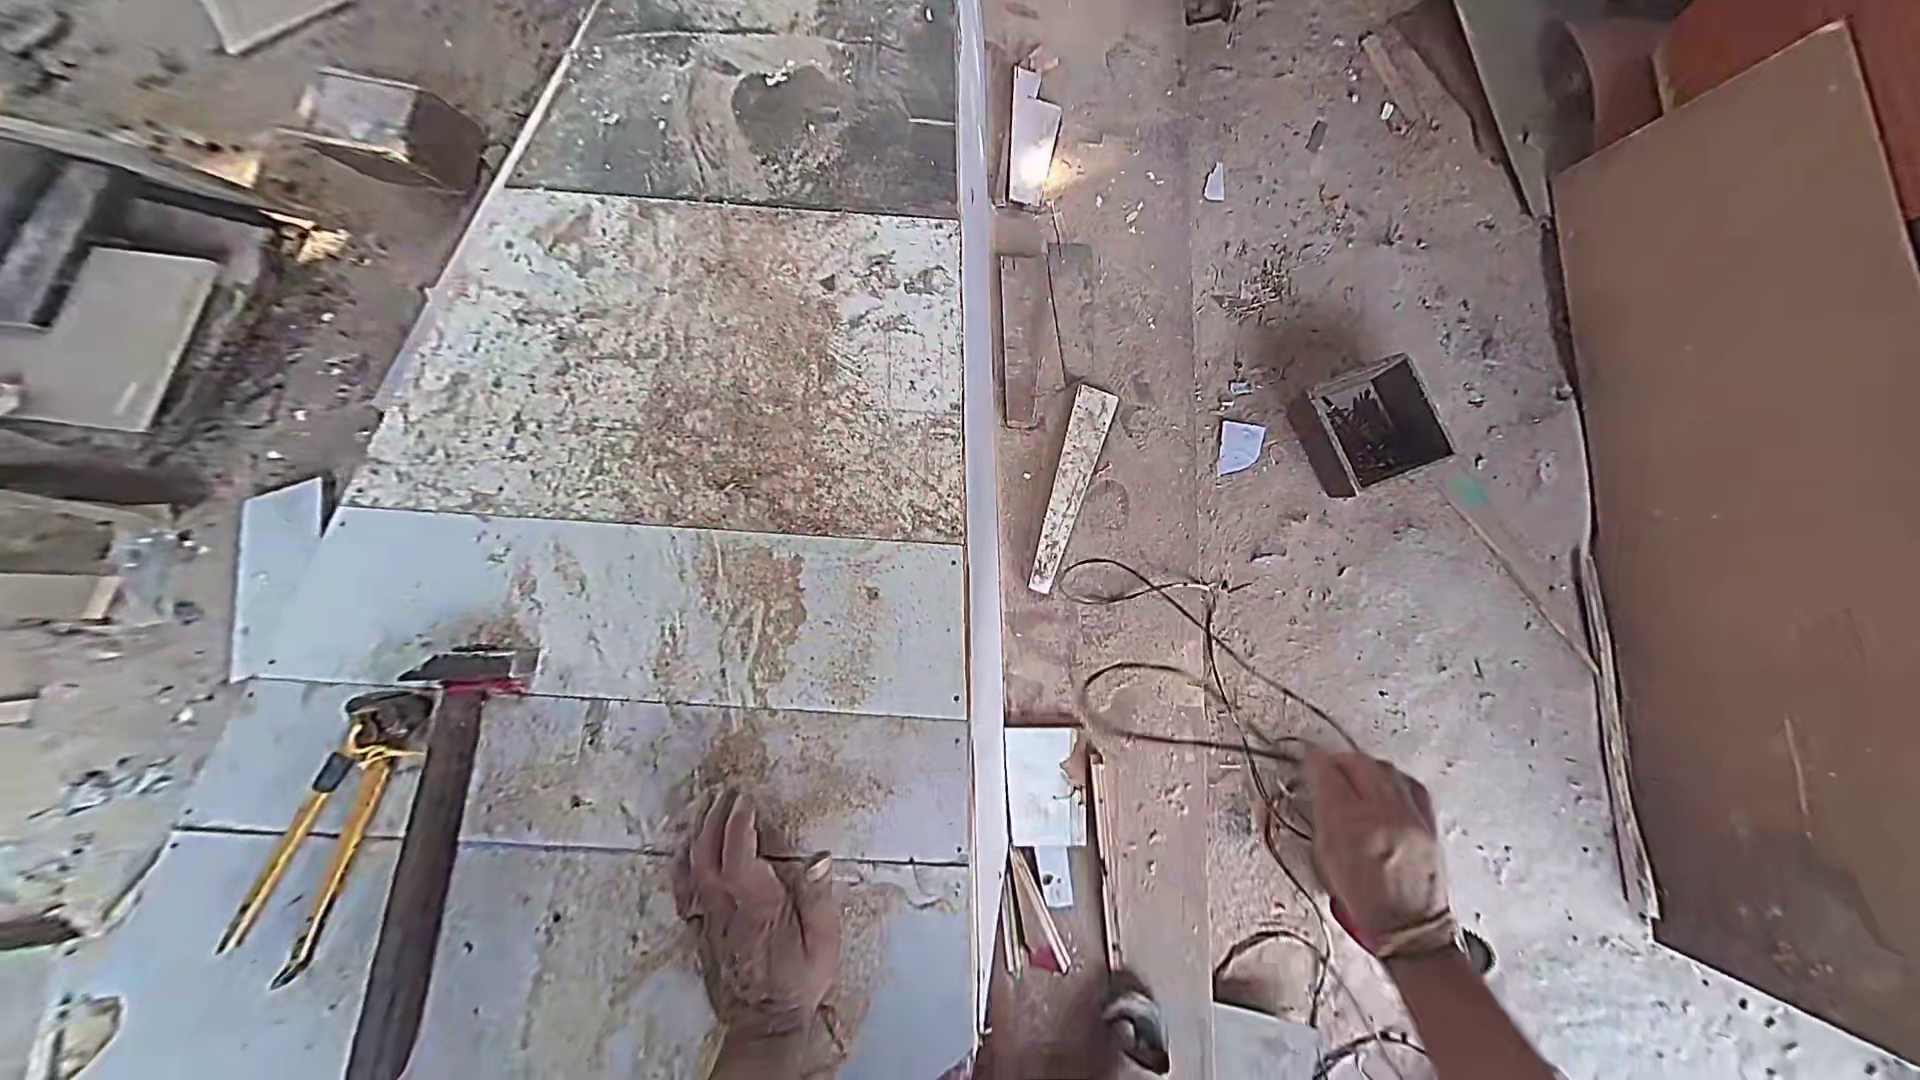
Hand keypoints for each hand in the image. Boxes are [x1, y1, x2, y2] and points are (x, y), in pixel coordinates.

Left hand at [674, 790, 839, 1071]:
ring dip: (697, 831)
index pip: (737, 857)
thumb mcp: (823, 942)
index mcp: (756, 908)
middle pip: (708, 854)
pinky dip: (681, 861)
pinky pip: (683, 889)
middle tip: (728, 788)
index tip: (747, 797)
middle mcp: (724, 911)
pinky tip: (686, 844)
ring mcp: (707, 920)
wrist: (764, 1024)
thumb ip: (819, 898)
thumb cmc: (799, 979)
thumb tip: (820, 858)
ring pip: (690, 868)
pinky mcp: (699, 928)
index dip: (738, 823)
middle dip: (716, 815)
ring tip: (707, 802)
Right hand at [1304, 747, 1456, 959]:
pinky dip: (1391, 778)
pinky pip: (1409, 783)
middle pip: (1356, 762)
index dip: (1312, 762)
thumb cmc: (1366, 901)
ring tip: (1353, 776)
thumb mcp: (1325, 855)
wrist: (1411, 930)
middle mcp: (1382, 815)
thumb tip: (1318, 786)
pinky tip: (1382, 785)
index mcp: (1349, 824)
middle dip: (1337, 761)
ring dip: (1363, 766)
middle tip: (1327, 768)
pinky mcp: (1429, 823)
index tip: (1308, 762)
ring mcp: (1410, 817)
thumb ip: (1321, 814)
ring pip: (1383, 767)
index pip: (1326, 770)